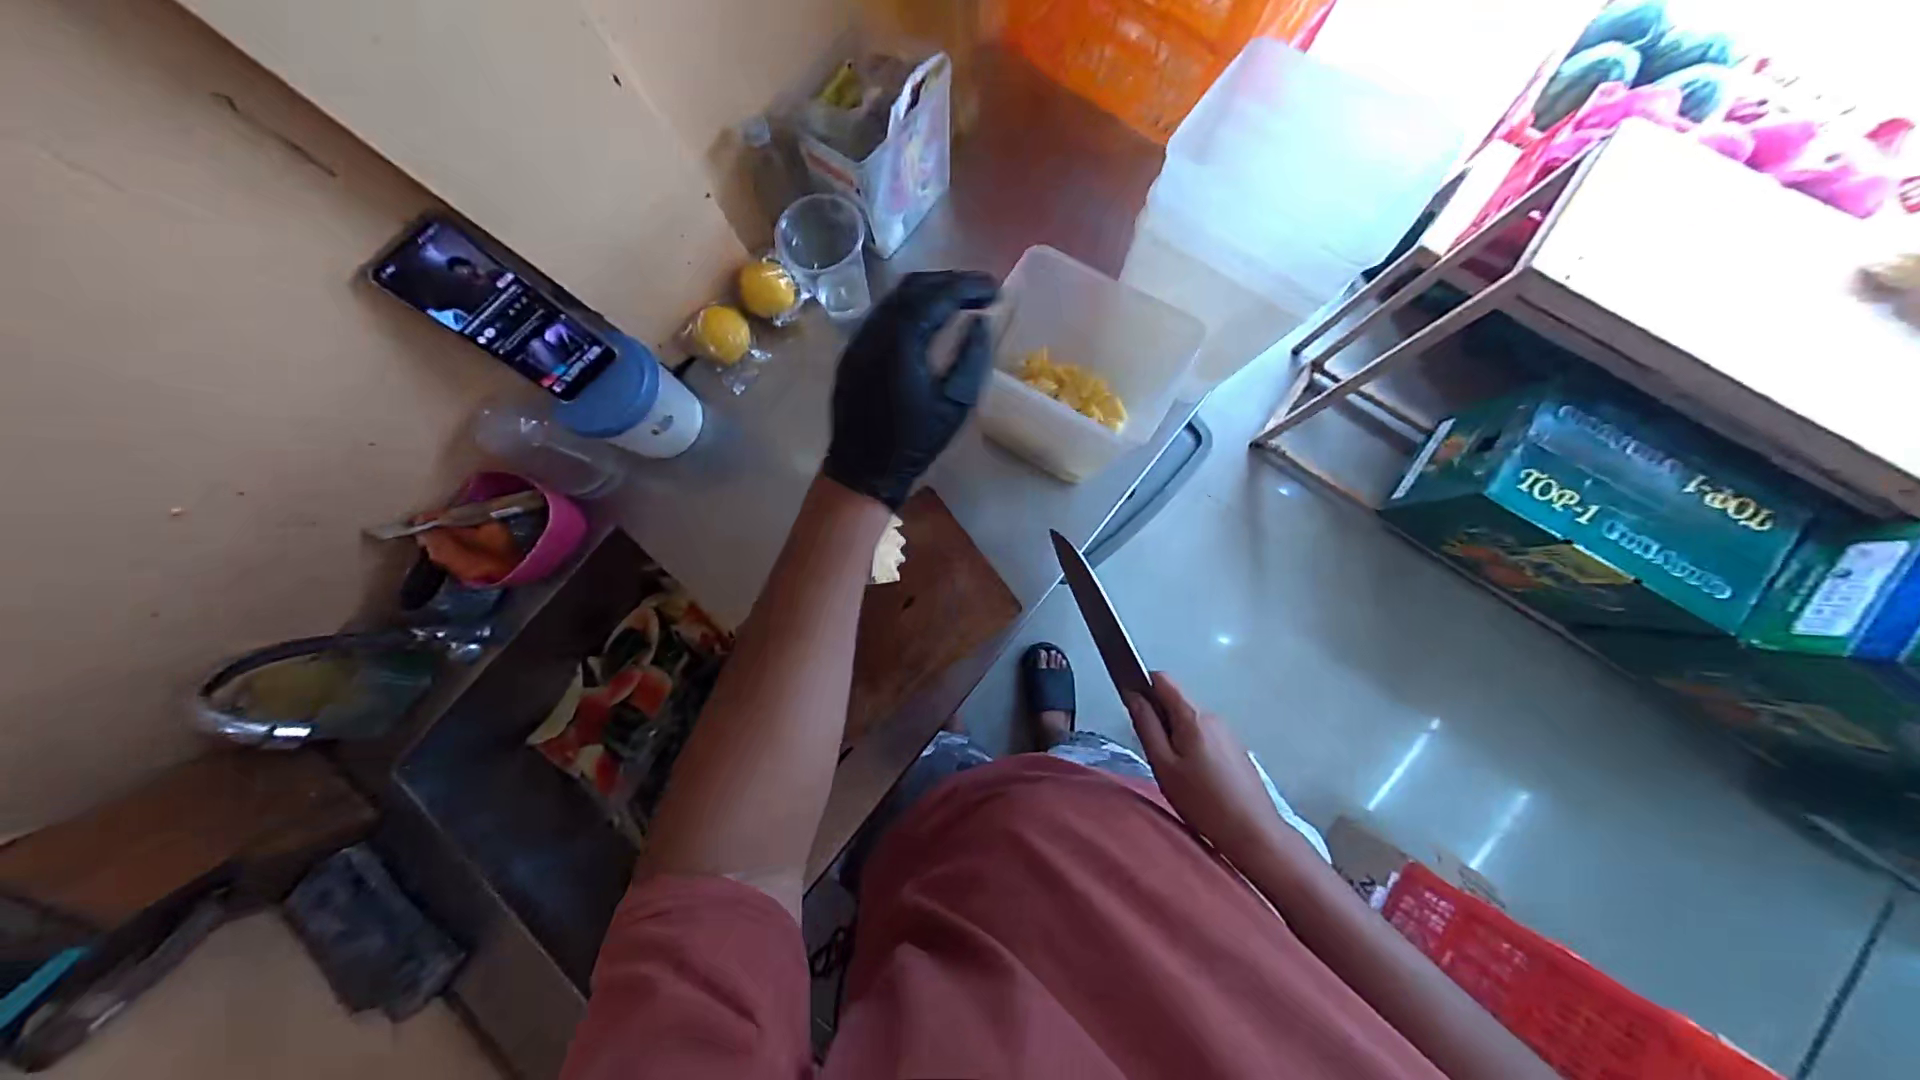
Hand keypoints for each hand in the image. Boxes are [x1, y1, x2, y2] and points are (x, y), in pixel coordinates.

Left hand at [823, 271, 998, 508]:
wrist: (863, 468)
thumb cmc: (914, 442)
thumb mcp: (955, 405)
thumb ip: (971, 358)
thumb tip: (981, 322)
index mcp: (901, 341)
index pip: (938, 294)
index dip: (969, 286)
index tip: (995, 289)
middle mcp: (875, 330)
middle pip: (914, 286)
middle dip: (951, 282)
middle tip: (981, 290)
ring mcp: (859, 339)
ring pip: (895, 297)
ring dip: (930, 291)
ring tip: (960, 299)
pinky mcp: (853, 351)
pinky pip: (884, 314)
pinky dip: (911, 306)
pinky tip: (929, 319)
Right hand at [1125, 673, 1282, 856]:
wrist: (1254, 833)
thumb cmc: (1203, 802)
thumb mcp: (1163, 765)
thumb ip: (1146, 726)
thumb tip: (1133, 697)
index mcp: (1193, 716)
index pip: (1162, 679)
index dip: (1142, 686)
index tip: (1134, 709)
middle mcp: (1212, 716)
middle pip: (1176, 702)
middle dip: (1159, 720)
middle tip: (1156, 755)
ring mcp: (1227, 732)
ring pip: (1189, 721)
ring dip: (1176, 737)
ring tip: (1176, 773)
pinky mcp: (1235, 749)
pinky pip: (1204, 736)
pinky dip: (1192, 748)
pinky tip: (1196, 779)